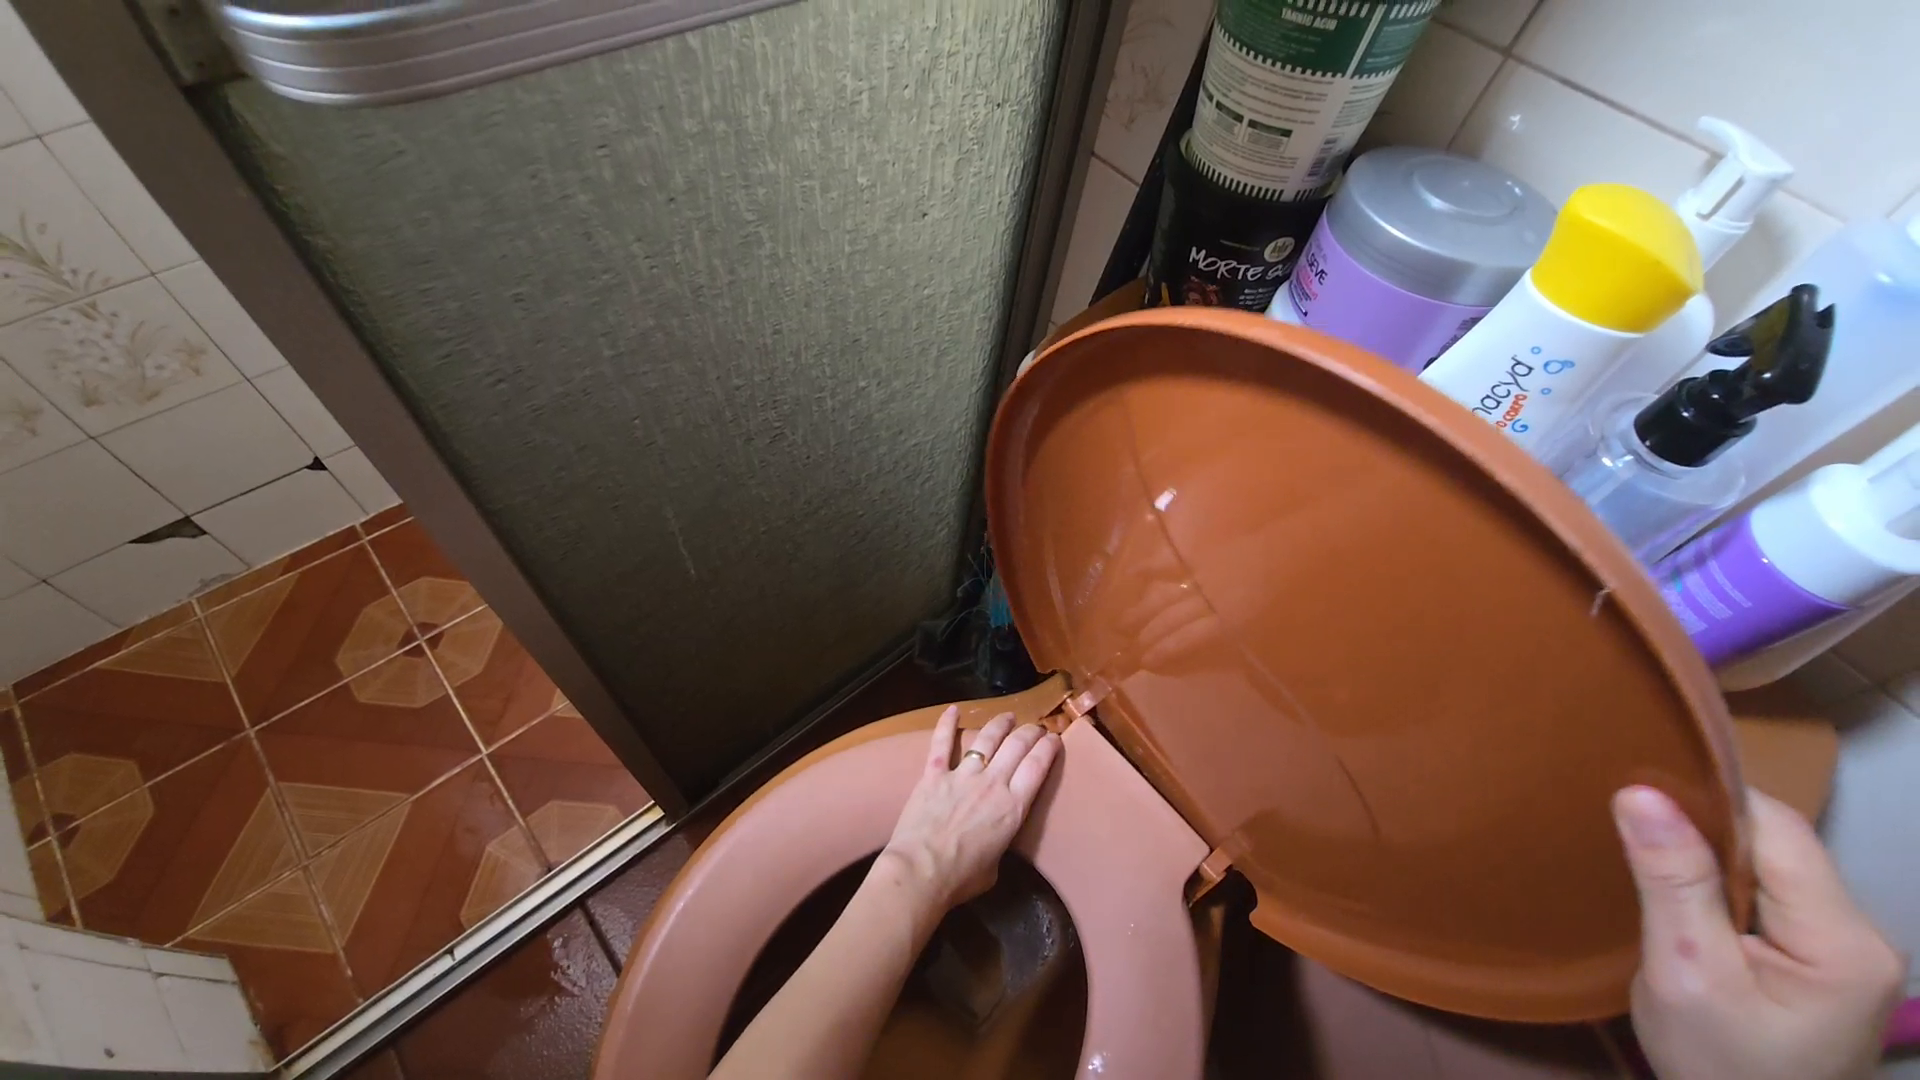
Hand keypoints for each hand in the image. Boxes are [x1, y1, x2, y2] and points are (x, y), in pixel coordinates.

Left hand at [878, 707, 1061, 911]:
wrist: (921, 872)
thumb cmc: (961, 878)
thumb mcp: (995, 865)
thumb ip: (999, 842)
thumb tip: (993, 838)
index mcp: (1013, 807)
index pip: (1038, 767)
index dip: (1048, 748)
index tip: (1053, 739)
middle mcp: (992, 783)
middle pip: (1017, 746)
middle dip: (1030, 732)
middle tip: (1035, 727)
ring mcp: (963, 775)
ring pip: (986, 738)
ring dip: (1000, 723)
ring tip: (1007, 716)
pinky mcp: (934, 774)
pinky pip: (942, 743)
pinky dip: (947, 724)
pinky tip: (952, 709)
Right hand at [1613, 785, 1905, 1079]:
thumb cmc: (1717, 1060)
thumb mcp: (1684, 971)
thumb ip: (1671, 881)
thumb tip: (1639, 792)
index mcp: (1843, 939)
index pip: (1777, 830)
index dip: (1706, 797)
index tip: (1631, 783)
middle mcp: (1862, 933)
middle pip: (1777, 841)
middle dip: (1701, 820)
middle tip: (1623, 817)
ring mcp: (1845, 946)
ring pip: (1770, 860)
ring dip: (1706, 846)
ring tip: (1642, 841)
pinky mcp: (1820, 955)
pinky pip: (1768, 886)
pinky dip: (1717, 872)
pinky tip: (1677, 879)